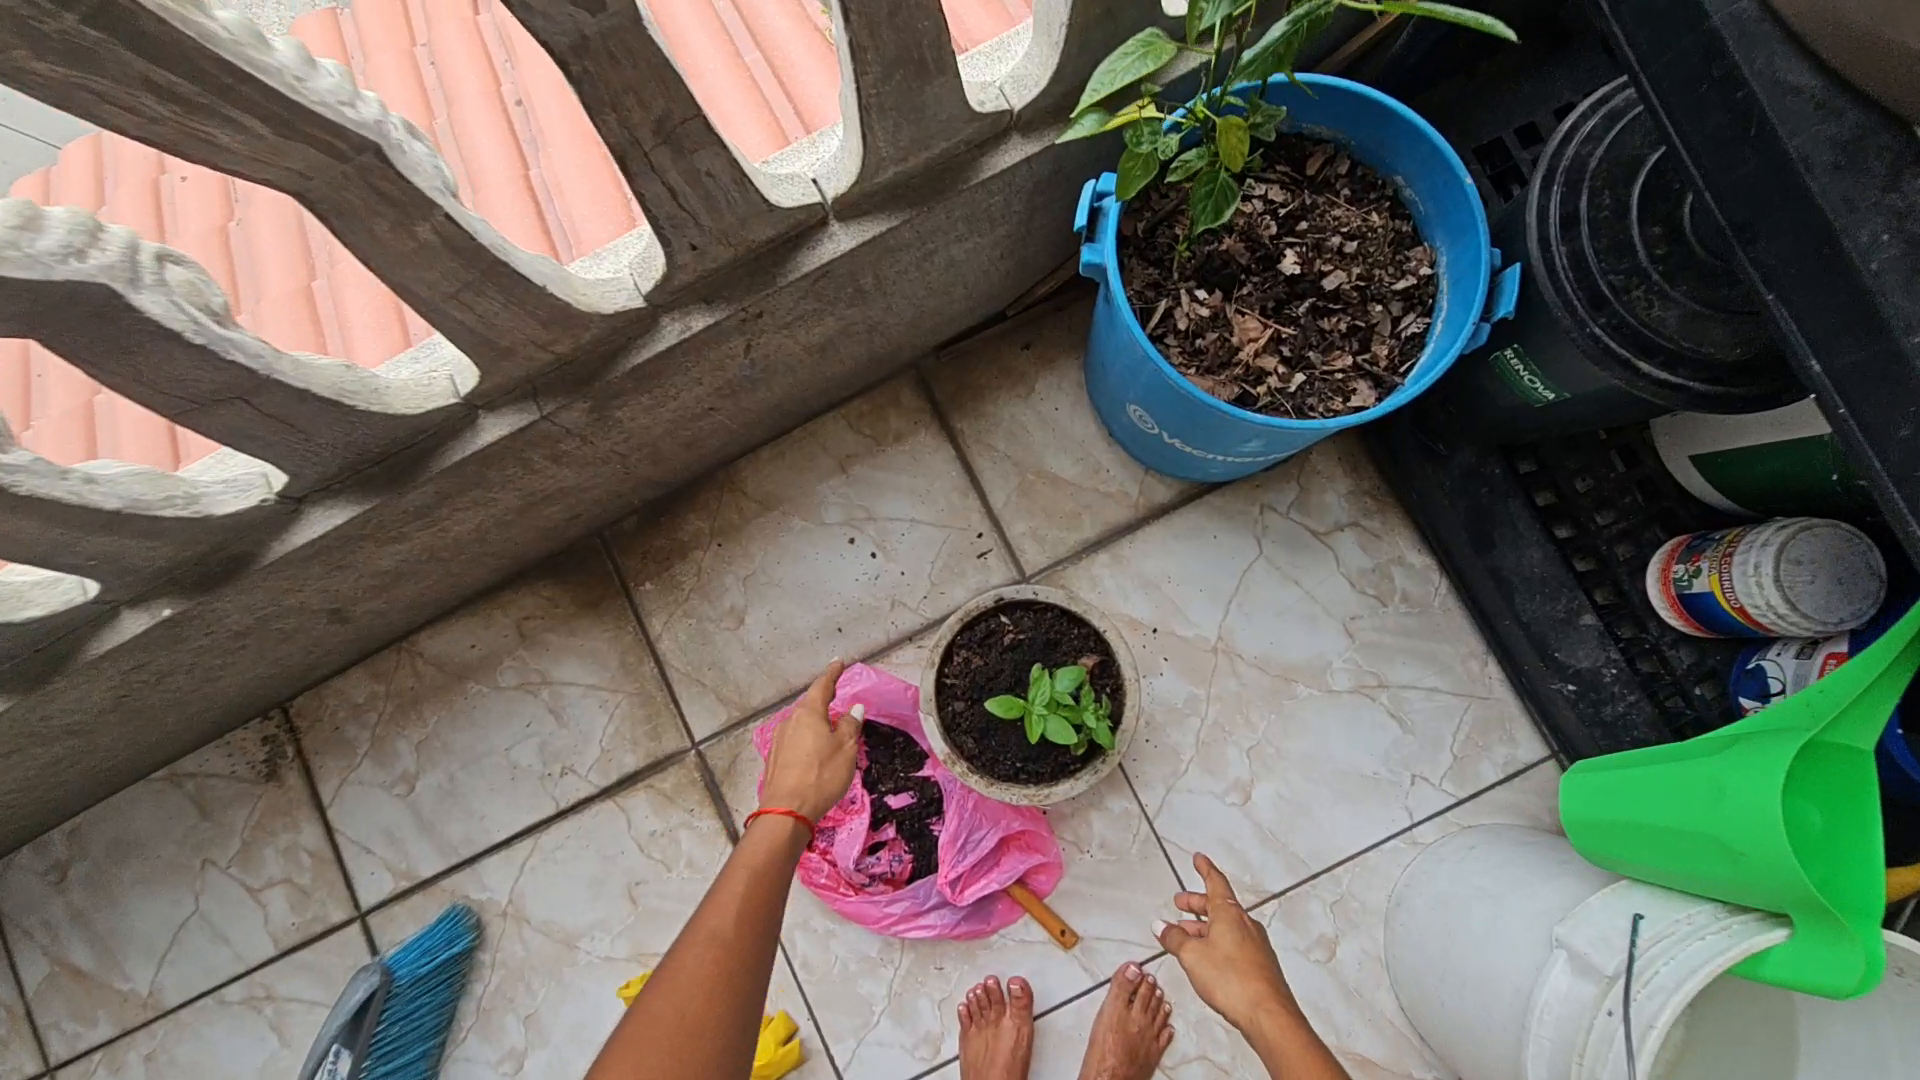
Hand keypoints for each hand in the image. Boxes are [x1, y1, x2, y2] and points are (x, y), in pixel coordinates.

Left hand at [760, 660, 864, 823]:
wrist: (786, 812)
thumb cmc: (821, 776)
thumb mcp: (846, 749)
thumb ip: (851, 725)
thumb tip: (854, 709)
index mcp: (808, 713)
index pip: (822, 686)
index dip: (832, 674)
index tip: (839, 663)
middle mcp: (790, 721)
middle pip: (809, 705)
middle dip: (824, 700)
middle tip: (837, 695)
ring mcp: (779, 741)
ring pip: (801, 724)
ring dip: (815, 722)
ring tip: (829, 727)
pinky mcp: (774, 759)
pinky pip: (795, 740)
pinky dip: (807, 739)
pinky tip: (814, 751)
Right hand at [1154, 853, 1298, 1032]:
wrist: (1268, 1015)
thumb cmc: (1232, 980)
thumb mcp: (1192, 956)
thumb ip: (1174, 938)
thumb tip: (1161, 926)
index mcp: (1229, 913)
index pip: (1216, 882)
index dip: (1205, 869)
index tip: (1199, 858)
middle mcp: (1245, 924)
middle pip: (1218, 905)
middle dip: (1197, 903)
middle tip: (1181, 903)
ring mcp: (1256, 945)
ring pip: (1226, 927)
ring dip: (1205, 927)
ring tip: (1186, 936)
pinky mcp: (1260, 965)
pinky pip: (1234, 944)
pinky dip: (1217, 943)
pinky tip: (1207, 958)